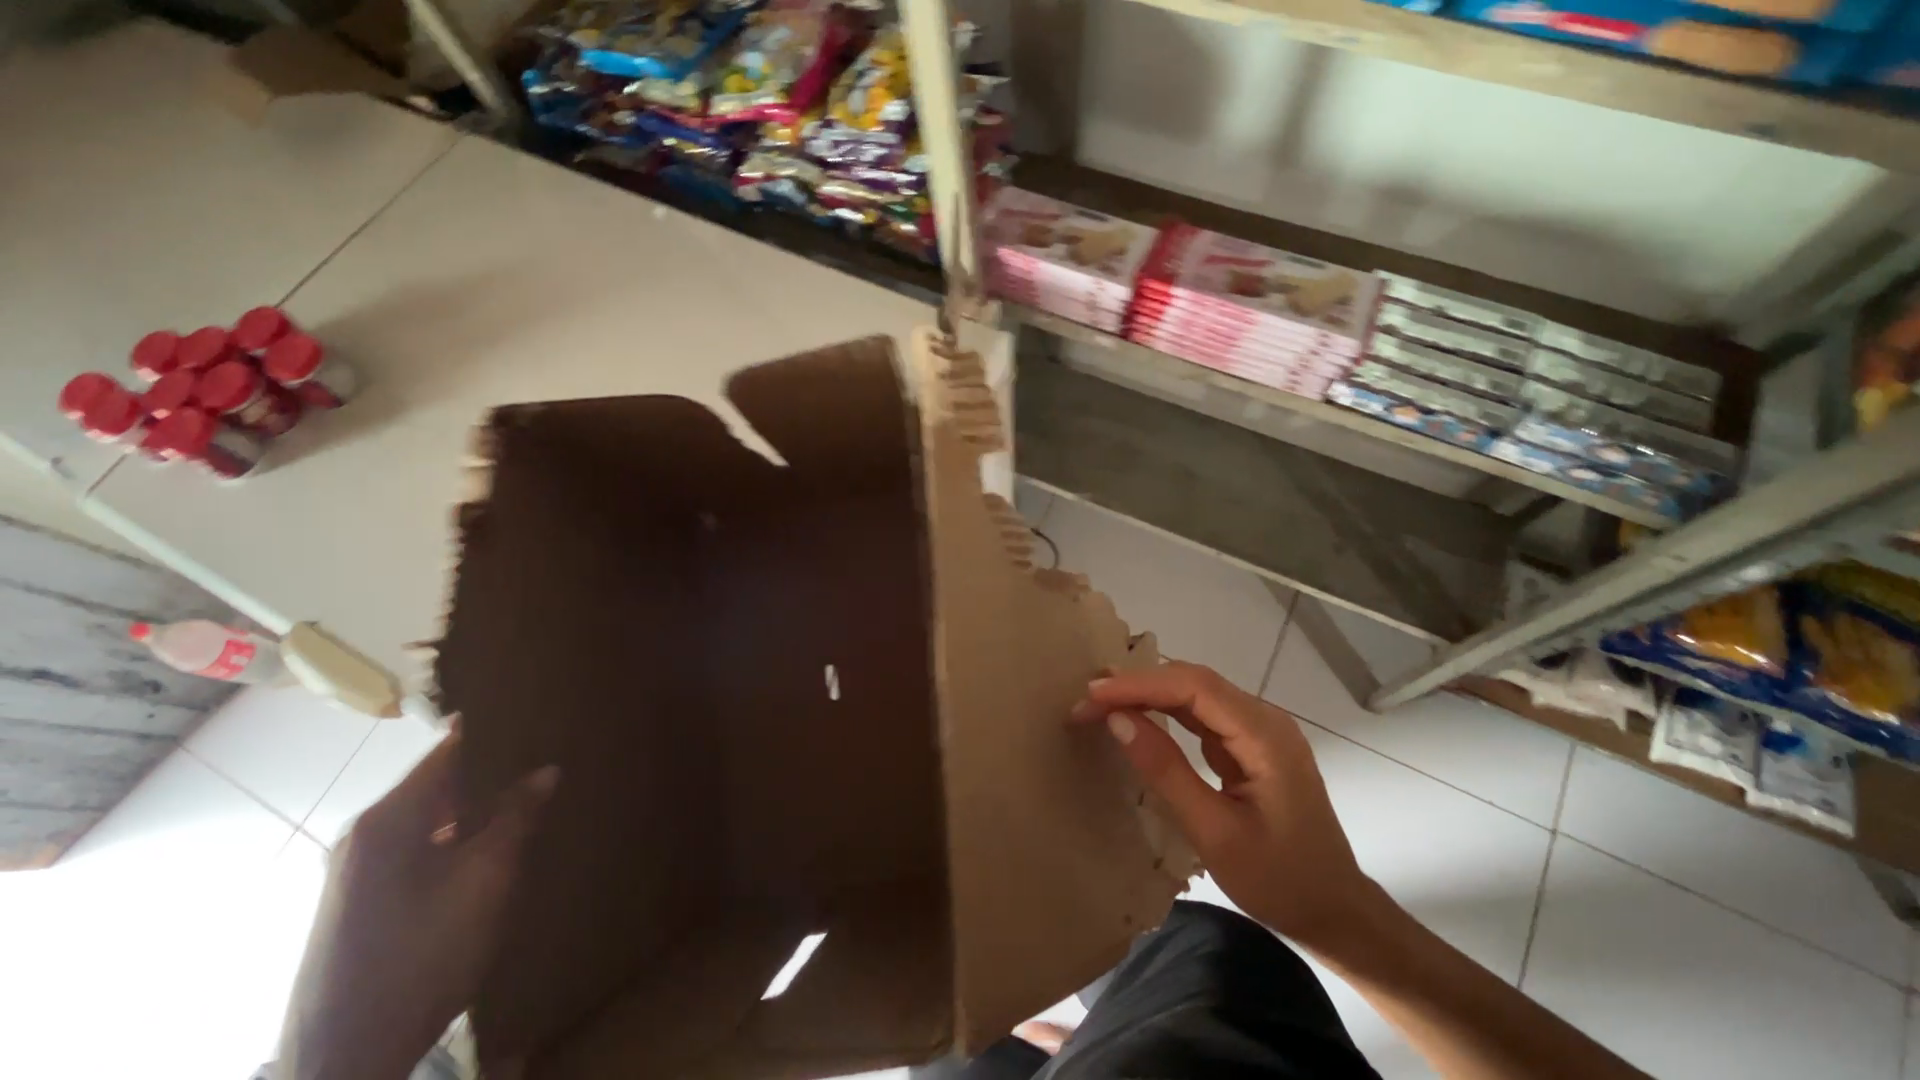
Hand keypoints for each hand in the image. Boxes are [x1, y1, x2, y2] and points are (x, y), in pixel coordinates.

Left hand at [278, 728, 557, 1079]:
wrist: (345, 1054)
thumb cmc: (422, 956)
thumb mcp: (485, 883)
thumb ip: (516, 820)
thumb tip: (544, 771)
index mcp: (387, 819)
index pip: (446, 751)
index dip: (490, 732)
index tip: (532, 716)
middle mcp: (360, 835)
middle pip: (433, 786)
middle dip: (486, 776)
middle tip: (541, 766)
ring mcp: (351, 872)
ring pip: (423, 823)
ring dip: (469, 815)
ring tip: (523, 810)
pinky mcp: (353, 904)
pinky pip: (410, 853)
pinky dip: (448, 845)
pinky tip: (484, 862)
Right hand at [1070, 661, 1373, 946]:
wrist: (1334, 910)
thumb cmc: (1278, 879)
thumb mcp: (1214, 832)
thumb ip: (1166, 771)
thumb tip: (1117, 720)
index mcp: (1264, 736)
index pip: (1192, 687)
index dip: (1138, 684)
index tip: (1091, 693)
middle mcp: (1266, 721)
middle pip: (1194, 682)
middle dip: (1138, 685)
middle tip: (1086, 699)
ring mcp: (1262, 733)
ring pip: (1198, 695)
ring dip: (1149, 695)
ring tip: (1100, 703)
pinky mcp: (1253, 748)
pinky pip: (1205, 716)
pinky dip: (1167, 713)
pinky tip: (1138, 718)